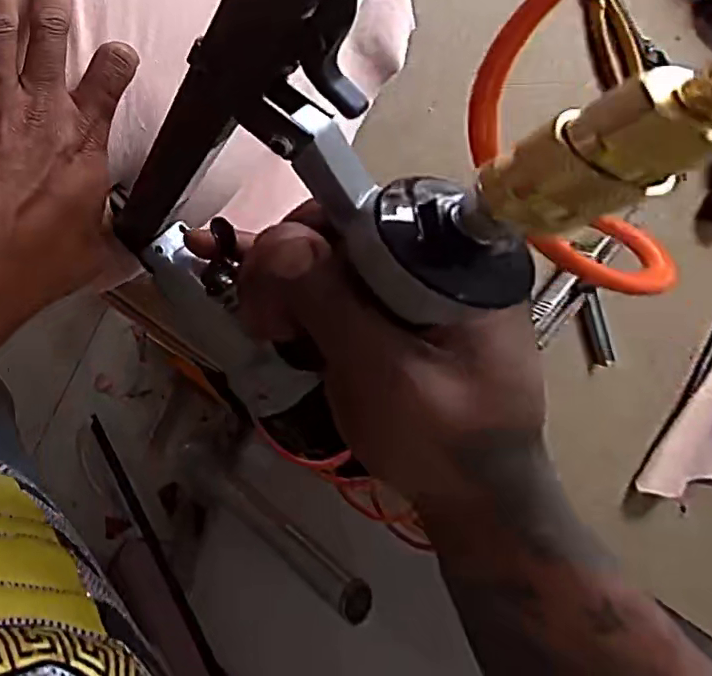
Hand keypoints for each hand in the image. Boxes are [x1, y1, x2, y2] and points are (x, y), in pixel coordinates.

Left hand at [0, 0, 138, 340]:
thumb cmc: (30, 264)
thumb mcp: (93, 250)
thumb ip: (111, 234)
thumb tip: (127, 245)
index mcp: (82, 137)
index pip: (111, 77)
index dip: (115, 59)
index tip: (114, 50)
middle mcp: (41, 107)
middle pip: (53, 31)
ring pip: (1, 27)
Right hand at [198, 203, 547, 517]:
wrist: (467, 499)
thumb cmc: (443, 443)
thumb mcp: (387, 376)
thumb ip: (334, 306)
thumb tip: (279, 239)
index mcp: (455, 267)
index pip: (369, 211)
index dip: (309, 230)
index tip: (271, 274)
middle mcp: (426, 262)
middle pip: (331, 227)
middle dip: (282, 264)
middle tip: (264, 317)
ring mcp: (397, 285)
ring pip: (312, 251)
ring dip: (273, 283)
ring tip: (264, 327)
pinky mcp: (373, 305)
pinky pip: (315, 278)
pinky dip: (276, 286)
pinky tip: (243, 291)